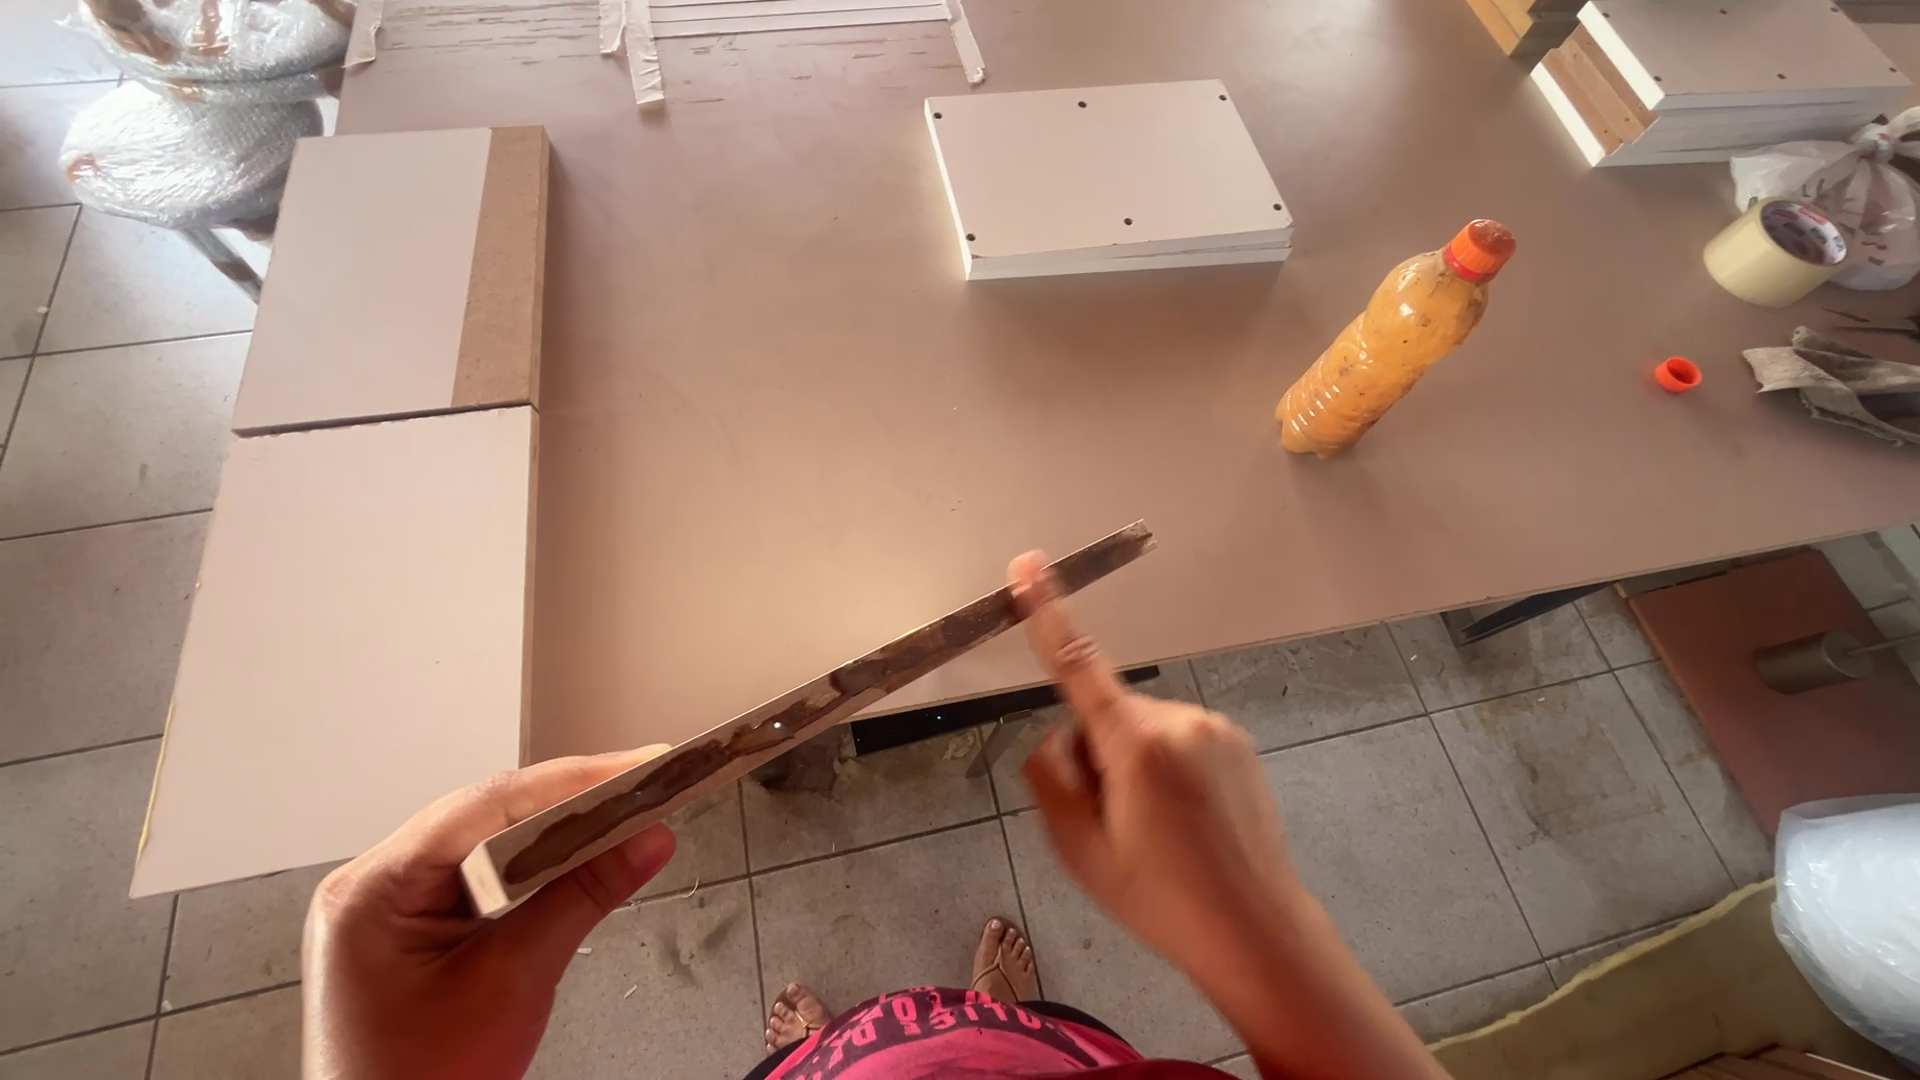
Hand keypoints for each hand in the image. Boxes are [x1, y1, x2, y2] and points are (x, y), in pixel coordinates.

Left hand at [303, 748, 678, 1079]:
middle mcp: (379, 877)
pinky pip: (494, 861)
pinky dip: (548, 852)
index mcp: (375, 887)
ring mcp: (398, 895)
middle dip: (575, 795)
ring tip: (630, 802)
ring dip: (565, 820)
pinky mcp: (424, 914)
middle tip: (648, 778)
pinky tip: (589, 843)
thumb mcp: (514, 980)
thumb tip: (654, 836)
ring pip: (496, 831)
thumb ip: (584, 895)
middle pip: (492, 811)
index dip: (574, 780)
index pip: (488, 805)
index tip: (643, 765)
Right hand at [1008, 552, 1300, 974]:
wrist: (1258, 933)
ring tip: (1160, 827)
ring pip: (1141, 726)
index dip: (1048, 611)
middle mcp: (1178, 719)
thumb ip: (1049, 777)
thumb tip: (1057, 737)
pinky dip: (1168, 764)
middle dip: (1098, 753)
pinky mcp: (1237, 739)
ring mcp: (1215, 727)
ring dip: (1134, 760)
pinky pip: (1177, 736)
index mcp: (1135, 743)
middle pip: (1106, 714)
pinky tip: (1189, 817)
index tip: (1029, 565)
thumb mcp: (1078, 850)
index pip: (1077, 664)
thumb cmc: (1159, 898)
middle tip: (1117, 821)